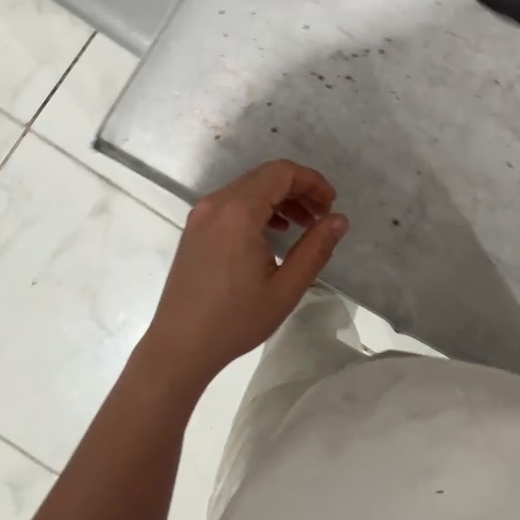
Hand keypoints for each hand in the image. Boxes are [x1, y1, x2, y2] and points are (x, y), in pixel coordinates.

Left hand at [139, 161, 348, 386]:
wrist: (179, 346)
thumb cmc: (235, 320)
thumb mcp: (286, 288)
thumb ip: (316, 249)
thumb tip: (339, 219)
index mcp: (238, 212)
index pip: (281, 173)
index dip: (312, 181)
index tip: (332, 203)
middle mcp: (217, 203)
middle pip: (265, 176)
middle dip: (298, 188)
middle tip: (323, 214)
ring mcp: (201, 214)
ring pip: (248, 188)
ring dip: (279, 198)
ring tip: (304, 225)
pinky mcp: (195, 228)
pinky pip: (232, 203)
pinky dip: (258, 207)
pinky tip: (274, 233)